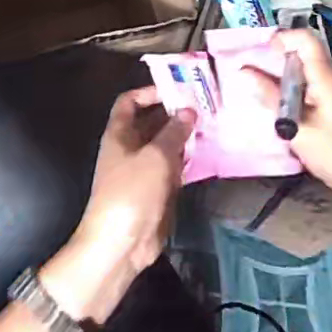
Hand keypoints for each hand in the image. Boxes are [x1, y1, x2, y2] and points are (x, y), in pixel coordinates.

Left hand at [40, 87, 191, 322]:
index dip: (149, 92)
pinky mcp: (156, 189)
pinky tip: (208, 154)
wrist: (121, 241)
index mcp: (119, 133)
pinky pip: (173, 167)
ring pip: (164, 145)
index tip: (176, 89)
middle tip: (205, 106)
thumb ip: (173, 133)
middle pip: (150, 122)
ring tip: (212, 125)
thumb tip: (187, 110)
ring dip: (184, 136)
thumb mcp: (155, 157)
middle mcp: (129, 147)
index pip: (129, 102)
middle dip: (174, 113)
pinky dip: (187, 159)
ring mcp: (143, 169)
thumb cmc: (132, 192)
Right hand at [238, 29, 331, 212]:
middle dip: (274, 61)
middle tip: (246, 73)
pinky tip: (278, 115)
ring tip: (256, 94)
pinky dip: (291, 98)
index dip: (281, 38)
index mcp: (327, 82)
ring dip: (280, 81)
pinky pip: (311, 96)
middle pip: (304, 58)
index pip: (307, 41)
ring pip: (305, 79)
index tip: (257, 52)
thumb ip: (272, 99)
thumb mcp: (299, 130)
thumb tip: (245, 72)